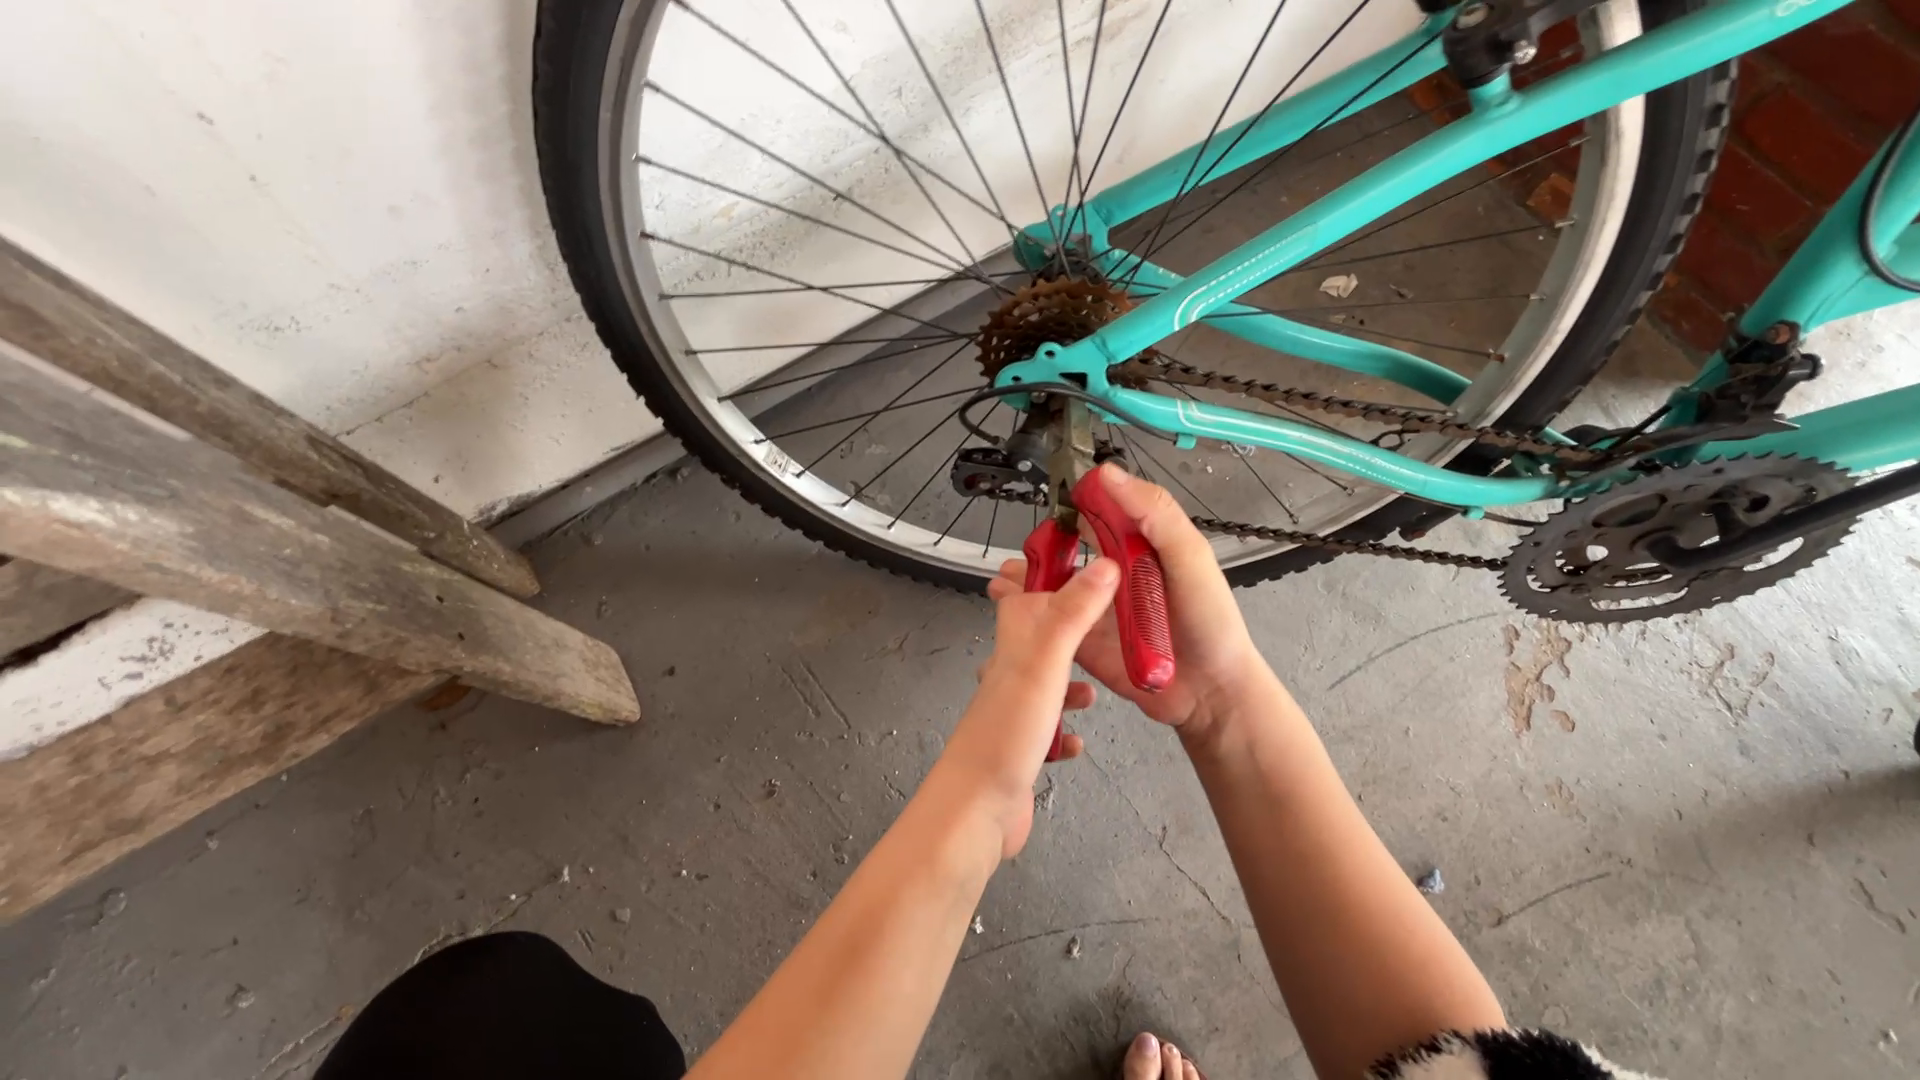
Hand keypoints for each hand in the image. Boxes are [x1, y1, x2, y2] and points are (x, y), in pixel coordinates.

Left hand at [936, 558, 1117, 858]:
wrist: (976, 809)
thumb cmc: (1009, 730)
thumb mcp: (1045, 662)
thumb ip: (1073, 613)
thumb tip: (1104, 563)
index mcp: (1011, 647)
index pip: (1024, 598)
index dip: (1050, 581)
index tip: (1088, 572)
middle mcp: (1007, 676)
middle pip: (1038, 642)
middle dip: (1070, 636)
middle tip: (1104, 636)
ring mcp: (1011, 716)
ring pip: (1044, 688)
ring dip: (1070, 689)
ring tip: (1093, 697)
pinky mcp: (1018, 752)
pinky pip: (1045, 734)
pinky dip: (1062, 736)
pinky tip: (1074, 746)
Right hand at [993, 464, 1265, 738]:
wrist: (1210, 694)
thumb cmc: (1211, 624)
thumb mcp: (1190, 558)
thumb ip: (1156, 515)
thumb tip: (1110, 474)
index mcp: (1142, 546)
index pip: (1104, 511)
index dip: (1080, 501)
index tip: (1057, 495)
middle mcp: (1116, 574)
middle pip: (1071, 547)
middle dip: (1045, 540)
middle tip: (1026, 541)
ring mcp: (1098, 608)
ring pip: (1055, 584)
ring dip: (1029, 575)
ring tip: (1006, 573)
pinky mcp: (1083, 640)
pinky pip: (1052, 621)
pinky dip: (1029, 612)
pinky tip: (1009, 604)